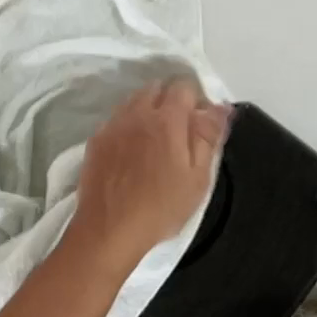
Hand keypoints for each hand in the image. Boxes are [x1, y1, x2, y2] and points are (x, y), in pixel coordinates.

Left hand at [69, 78, 229, 262]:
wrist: (108, 230)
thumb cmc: (161, 207)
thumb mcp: (197, 177)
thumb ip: (208, 135)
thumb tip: (220, 107)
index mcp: (167, 119)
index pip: (184, 86)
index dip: (197, 100)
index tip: (201, 123)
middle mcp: (137, 113)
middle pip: (157, 87)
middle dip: (171, 100)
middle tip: (181, 131)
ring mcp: (113, 125)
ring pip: (134, 100)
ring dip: (148, 109)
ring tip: (156, 140)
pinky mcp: (96, 140)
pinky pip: (117, 118)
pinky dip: (129, 124)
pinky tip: (132, 150)